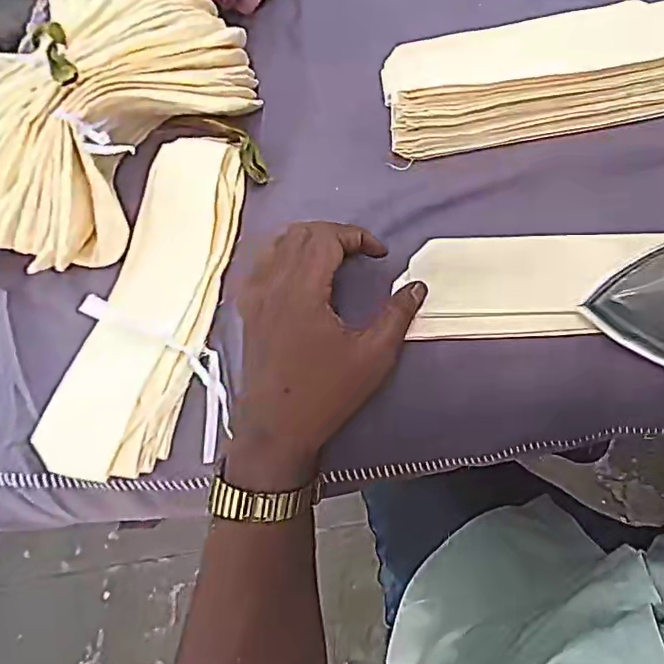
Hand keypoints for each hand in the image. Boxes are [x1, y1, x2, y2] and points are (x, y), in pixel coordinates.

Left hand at [229, 222, 426, 488]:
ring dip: (309, 240)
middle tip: (361, 253)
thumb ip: (397, 315)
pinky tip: (302, 274)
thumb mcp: (374, 356)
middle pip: (300, 233)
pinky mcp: (248, 311)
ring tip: (335, 257)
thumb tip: (416, 286)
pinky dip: (285, 254)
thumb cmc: (326, 394)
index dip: (357, 236)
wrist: (277, 430)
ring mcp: (254, 298)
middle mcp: (272, 286)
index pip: (325, 238)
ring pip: (277, 243)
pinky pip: (262, 263)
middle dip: (335, 233)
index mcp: (302, 292)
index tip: (380, 254)